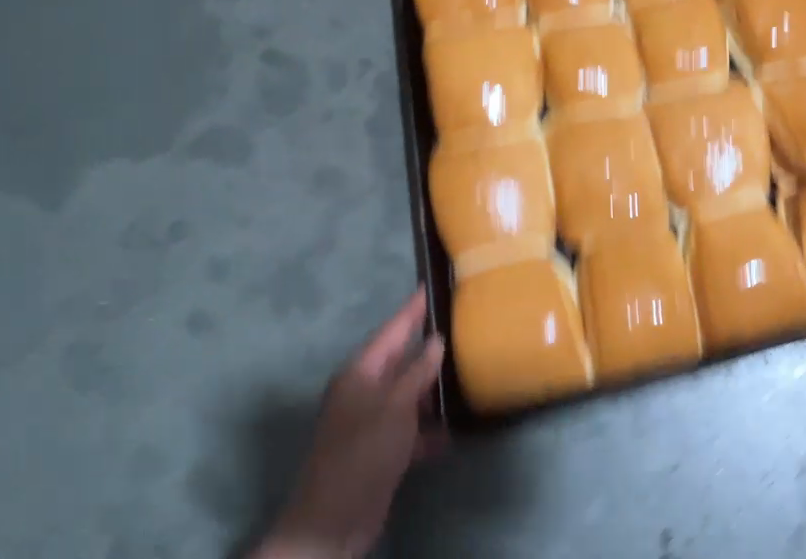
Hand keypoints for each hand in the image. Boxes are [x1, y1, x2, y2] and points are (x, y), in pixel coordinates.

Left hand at [257, 288, 445, 558]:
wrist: (334, 519)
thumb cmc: (363, 452)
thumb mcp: (394, 406)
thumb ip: (418, 372)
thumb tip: (436, 340)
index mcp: (360, 373)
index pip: (392, 331)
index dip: (412, 309)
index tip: (431, 286)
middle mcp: (365, 392)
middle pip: (402, 361)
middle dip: (430, 346)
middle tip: (463, 324)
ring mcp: (373, 422)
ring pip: (411, 395)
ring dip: (435, 388)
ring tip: (471, 368)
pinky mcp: (384, 450)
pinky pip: (414, 428)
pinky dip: (433, 427)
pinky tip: (458, 424)